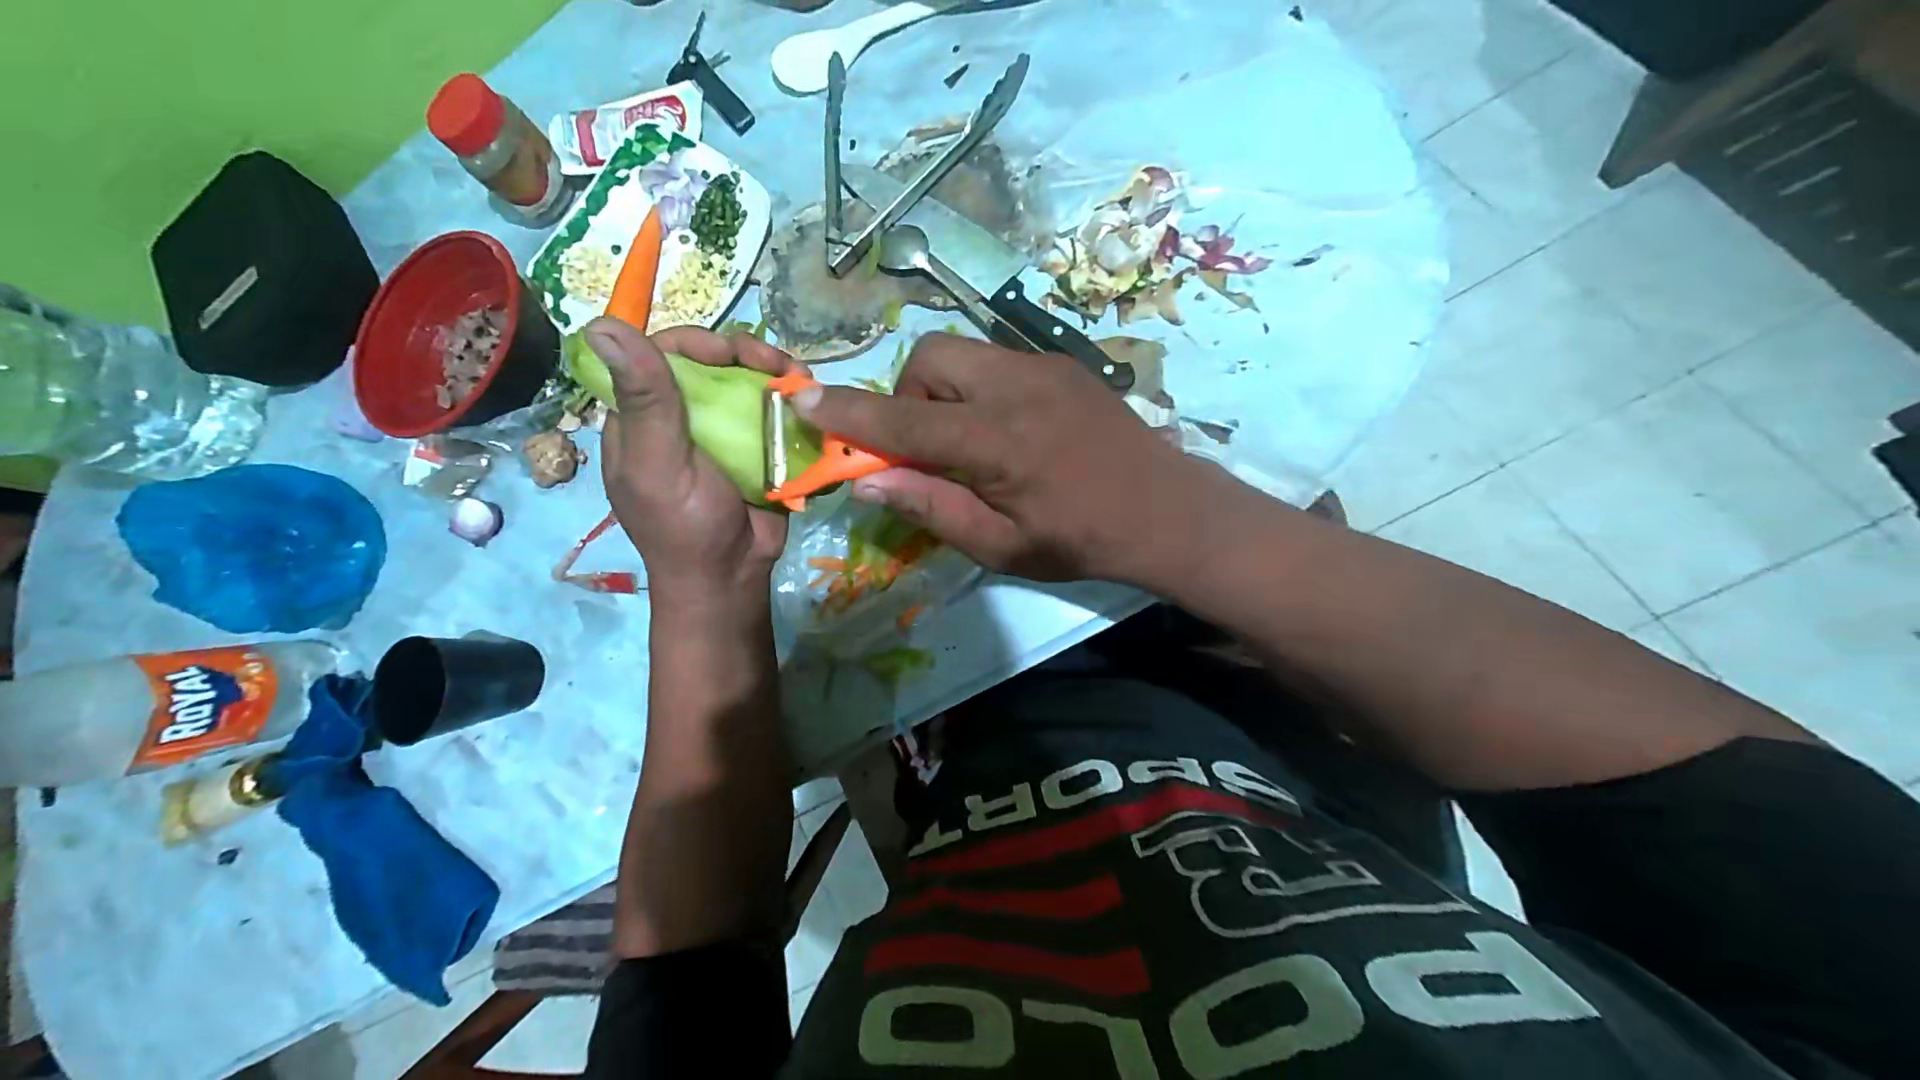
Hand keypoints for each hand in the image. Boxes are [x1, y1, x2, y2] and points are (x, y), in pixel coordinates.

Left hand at [587, 318, 795, 613]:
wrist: (732, 576)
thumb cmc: (685, 525)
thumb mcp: (659, 464)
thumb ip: (643, 400)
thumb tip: (601, 324)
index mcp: (642, 416)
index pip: (662, 355)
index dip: (698, 343)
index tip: (731, 354)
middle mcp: (681, 416)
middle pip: (712, 363)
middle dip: (747, 354)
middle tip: (782, 365)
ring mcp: (722, 432)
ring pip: (746, 383)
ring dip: (776, 375)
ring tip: (803, 380)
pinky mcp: (756, 448)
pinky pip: (772, 413)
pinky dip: (792, 404)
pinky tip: (809, 403)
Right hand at [789, 333, 1228, 584]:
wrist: (1168, 510)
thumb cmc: (1081, 541)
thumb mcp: (1001, 546)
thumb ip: (931, 508)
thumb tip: (867, 481)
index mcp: (998, 442)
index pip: (903, 422)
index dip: (848, 413)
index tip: (801, 400)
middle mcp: (1016, 387)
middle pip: (928, 358)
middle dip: (907, 398)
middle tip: (928, 448)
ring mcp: (1043, 366)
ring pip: (960, 353)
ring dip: (941, 392)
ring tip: (968, 441)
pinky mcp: (1061, 363)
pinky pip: (993, 360)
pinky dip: (976, 388)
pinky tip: (1005, 429)